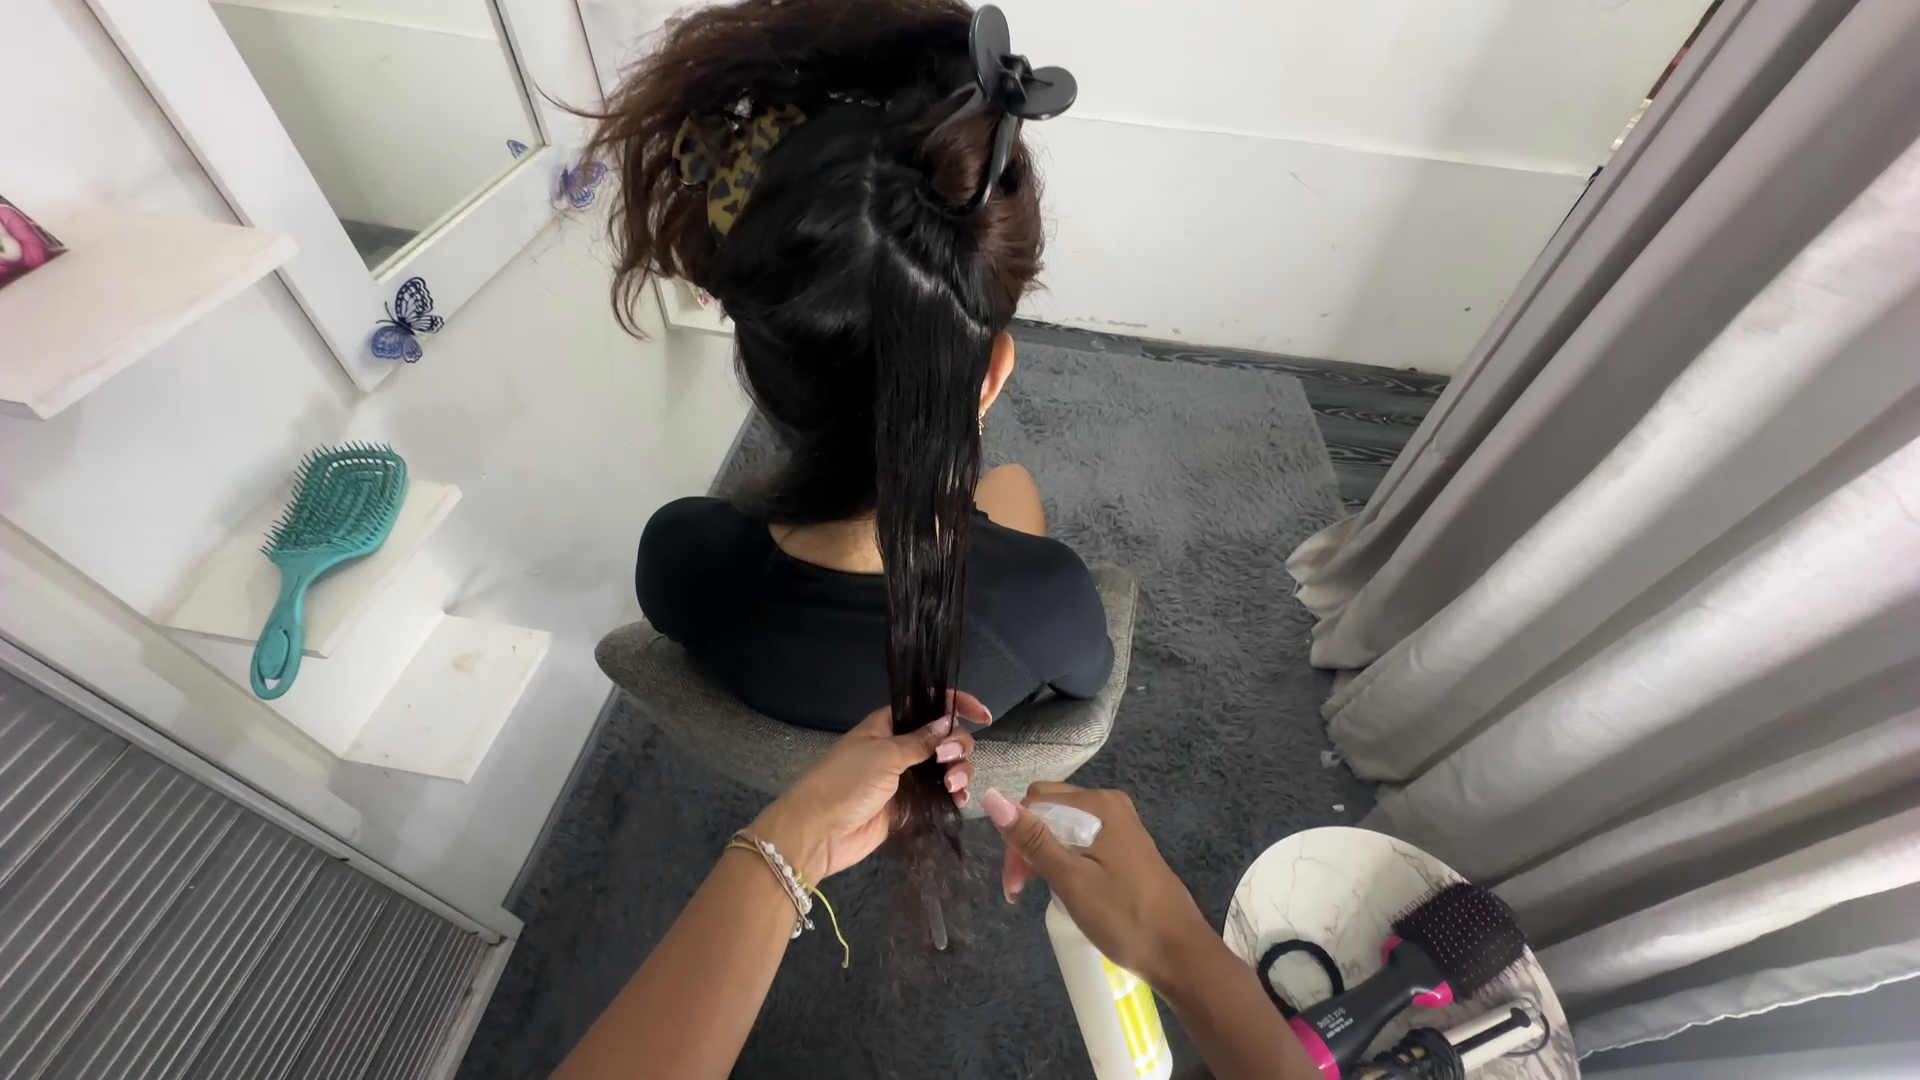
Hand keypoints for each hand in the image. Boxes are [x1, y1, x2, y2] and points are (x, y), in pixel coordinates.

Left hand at [749, 692, 989, 882]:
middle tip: (949, 762)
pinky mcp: (909, 806)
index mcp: (889, 724)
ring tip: (953, 786)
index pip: (929, 705)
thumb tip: (948, 723)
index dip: (956, 705)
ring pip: (947, 767)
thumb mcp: (884, 754)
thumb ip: (921, 740)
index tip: (983, 715)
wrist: (817, 832)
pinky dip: (954, 796)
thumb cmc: (845, 782)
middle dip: (958, 746)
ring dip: (959, 772)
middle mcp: (900, 747)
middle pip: (945, 737)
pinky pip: (940, 795)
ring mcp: (906, 777)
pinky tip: (959, 801)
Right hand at [981, 783, 1215, 988]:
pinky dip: (1065, 857)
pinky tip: (1065, 885)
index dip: (1015, 838)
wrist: (1180, 954)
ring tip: (1040, 891)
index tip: (1014, 883)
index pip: (1036, 802)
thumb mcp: (1070, 879)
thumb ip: (1031, 838)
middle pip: (1049, 809)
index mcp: (1097, 804)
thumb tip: (991, 795)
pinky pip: (1082, 837)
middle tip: (1020, 889)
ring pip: (1063, 825)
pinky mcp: (1125, 844)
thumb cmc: (1124, 917)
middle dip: (1027, 844)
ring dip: (1043, 853)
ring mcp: (1120, 823)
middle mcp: (1109, 803)